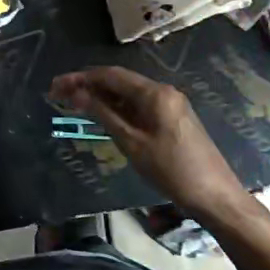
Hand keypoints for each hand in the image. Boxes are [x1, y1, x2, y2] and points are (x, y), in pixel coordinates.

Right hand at [51, 66, 250, 219]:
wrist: (213, 194)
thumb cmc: (170, 169)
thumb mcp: (131, 142)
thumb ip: (103, 114)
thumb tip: (76, 93)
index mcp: (155, 94)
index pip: (110, 75)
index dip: (80, 78)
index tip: (55, 85)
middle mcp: (163, 92)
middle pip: (118, 81)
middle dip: (87, 85)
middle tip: (58, 94)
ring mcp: (169, 104)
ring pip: (127, 93)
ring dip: (100, 97)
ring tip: (72, 104)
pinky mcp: (171, 118)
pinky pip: (137, 105)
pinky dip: (115, 107)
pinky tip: (99, 115)